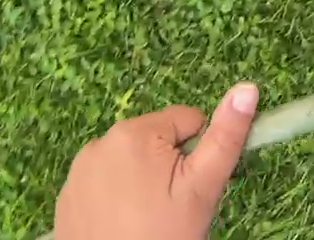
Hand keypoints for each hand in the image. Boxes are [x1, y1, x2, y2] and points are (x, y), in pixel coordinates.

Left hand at [53, 83, 258, 239]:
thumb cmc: (162, 237)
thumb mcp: (202, 189)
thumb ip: (225, 136)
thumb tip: (248, 88)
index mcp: (135, 132)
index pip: (187, 122)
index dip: (195, 155)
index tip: (189, 189)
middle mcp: (101, 141)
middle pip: (158, 139)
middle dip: (169, 167)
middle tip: (170, 209)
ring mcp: (78, 171)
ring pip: (133, 159)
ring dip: (144, 180)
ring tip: (145, 221)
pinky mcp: (65, 197)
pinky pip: (106, 181)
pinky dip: (117, 197)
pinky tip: (120, 228)